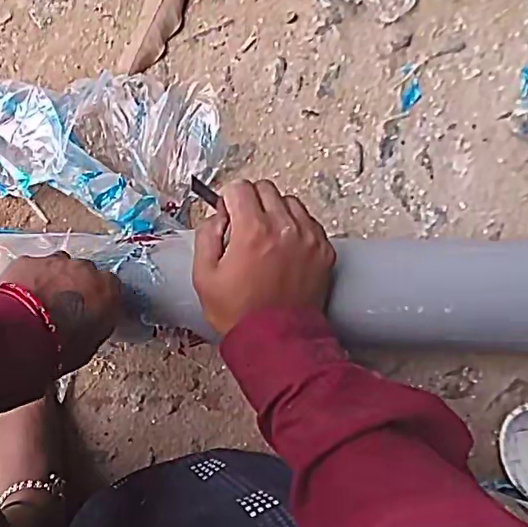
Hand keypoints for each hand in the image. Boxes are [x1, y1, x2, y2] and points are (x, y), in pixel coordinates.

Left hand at [0, 252, 124, 372]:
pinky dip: (28, 279)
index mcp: (108, 291)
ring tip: (40, 304)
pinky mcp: (29, 261)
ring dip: (52, 281)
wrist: (24, 335)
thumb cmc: (60, 346)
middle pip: (84, 274)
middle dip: (75, 288)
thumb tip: (85, 329)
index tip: (89, 313)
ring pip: (58, 266)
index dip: (97, 302)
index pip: (110, 290)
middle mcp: (86, 270)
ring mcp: (56, 262)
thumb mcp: (88, 347)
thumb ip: (92, 327)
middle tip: (61, 310)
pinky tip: (20, 298)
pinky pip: (31, 268)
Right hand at [192, 179, 335, 335]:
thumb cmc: (239, 313)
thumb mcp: (204, 277)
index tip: (226, 213)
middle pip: (266, 189)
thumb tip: (216, 218)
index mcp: (252, 231)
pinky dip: (294, 228)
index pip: (240, 188)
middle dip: (250, 202)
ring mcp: (308, 237)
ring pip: (289, 202)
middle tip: (242, 226)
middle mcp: (284, 228)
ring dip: (274, 213)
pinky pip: (308, 223)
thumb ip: (206, 237)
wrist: (275, 338)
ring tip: (264, 239)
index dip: (227, 199)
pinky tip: (281, 249)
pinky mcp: (323, 250)